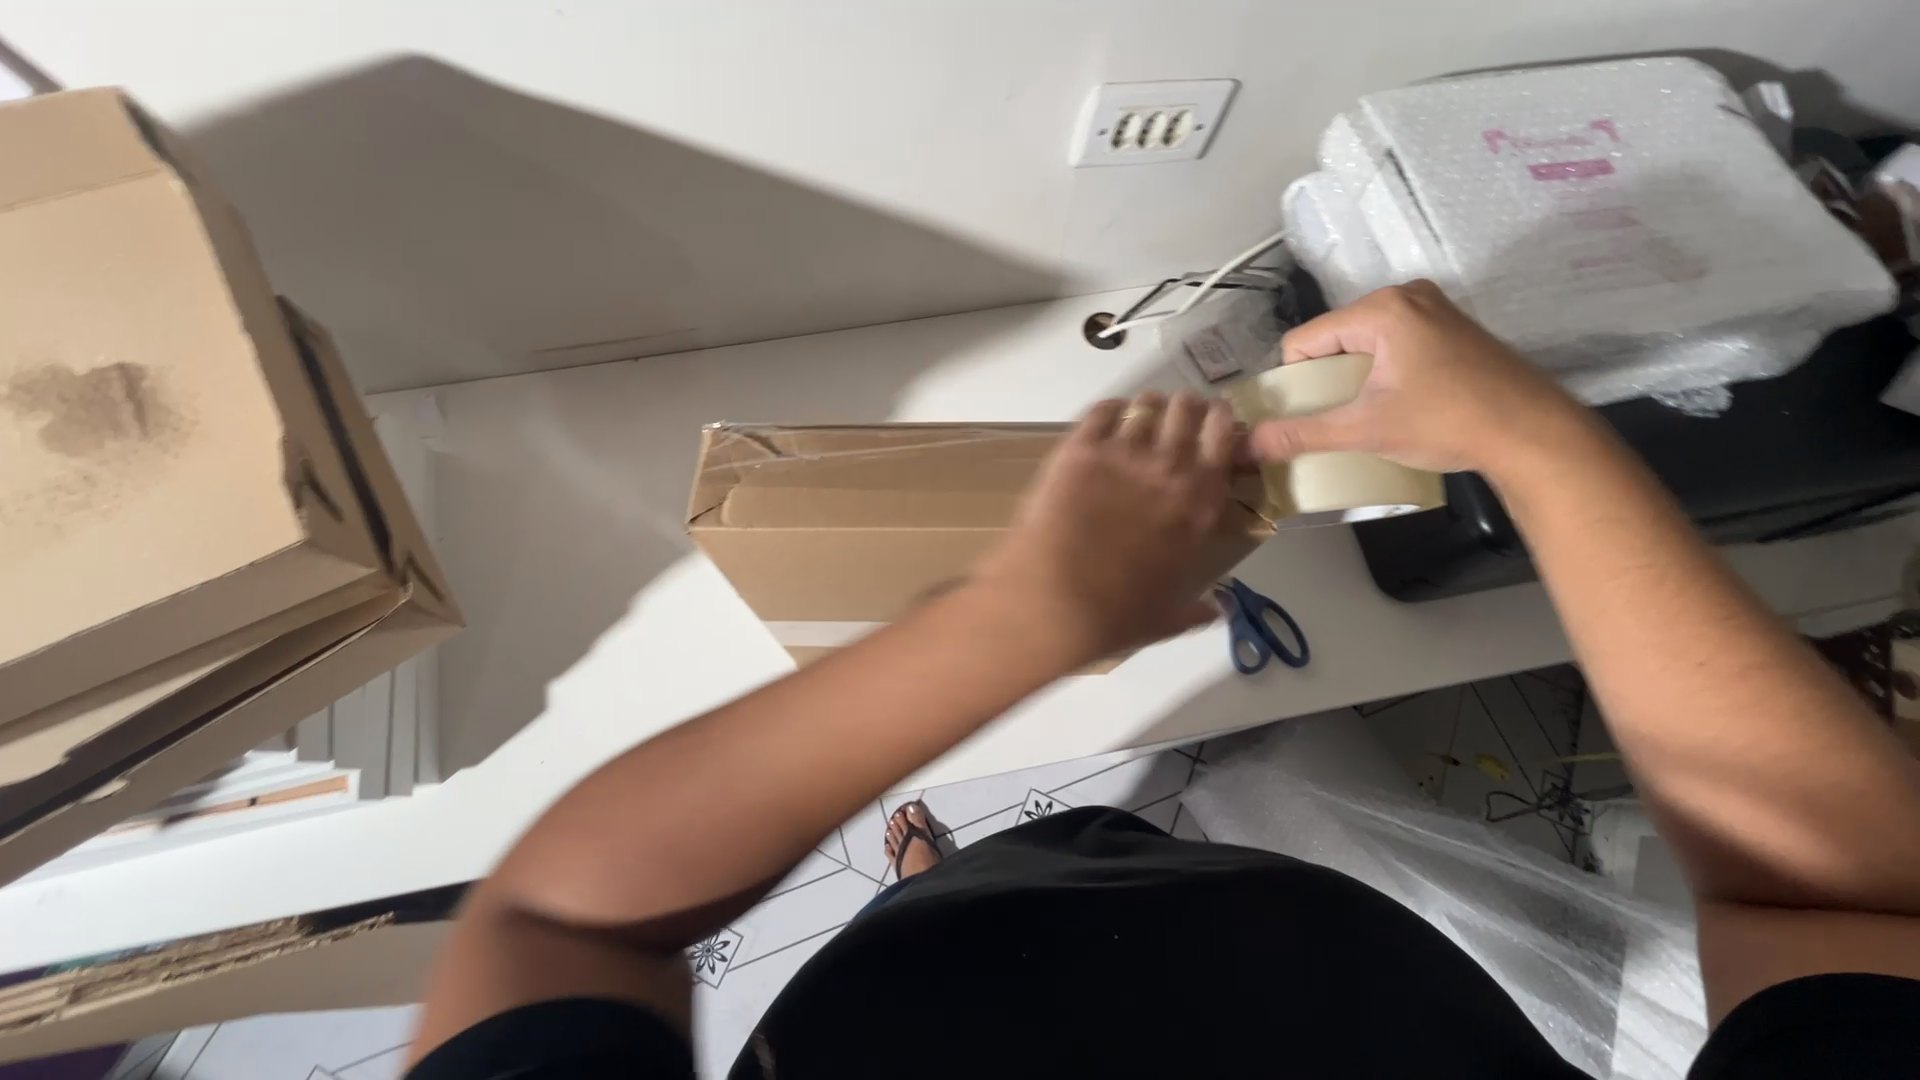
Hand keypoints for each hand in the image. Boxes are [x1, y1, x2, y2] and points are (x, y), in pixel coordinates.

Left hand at [974, 391, 1240, 662]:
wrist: (1052, 601)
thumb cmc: (1114, 615)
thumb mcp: (1166, 617)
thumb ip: (1197, 609)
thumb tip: (1221, 610)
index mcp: (1199, 506)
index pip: (1224, 441)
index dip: (1221, 423)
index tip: (1214, 421)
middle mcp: (1169, 470)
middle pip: (1188, 411)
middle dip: (1185, 409)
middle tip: (1177, 416)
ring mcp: (1123, 454)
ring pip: (1146, 405)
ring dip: (1148, 408)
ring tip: (1140, 416)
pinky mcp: (1079, 449)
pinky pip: (1102, 410)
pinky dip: (1108, 409)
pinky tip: (1106, 418)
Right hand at [1248, 281, 1590, 475]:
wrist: (1533, 433)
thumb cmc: (1447, 422)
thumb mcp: (1364, 430)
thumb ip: (1301, 434)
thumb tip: (1247, 447)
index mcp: (1380, 310)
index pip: (1302, 342)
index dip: (1295, 383)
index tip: (1307, 417)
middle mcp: (1403, 296)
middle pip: (1330, 340)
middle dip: (1324, 381)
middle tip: (1337, 419)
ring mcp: (1430, 309)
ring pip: (1359, 345)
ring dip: (1351, 380)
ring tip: (1365, 415)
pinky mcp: (1447, 327)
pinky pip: (1388, 346)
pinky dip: (1378, 373)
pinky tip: (1393, 403)